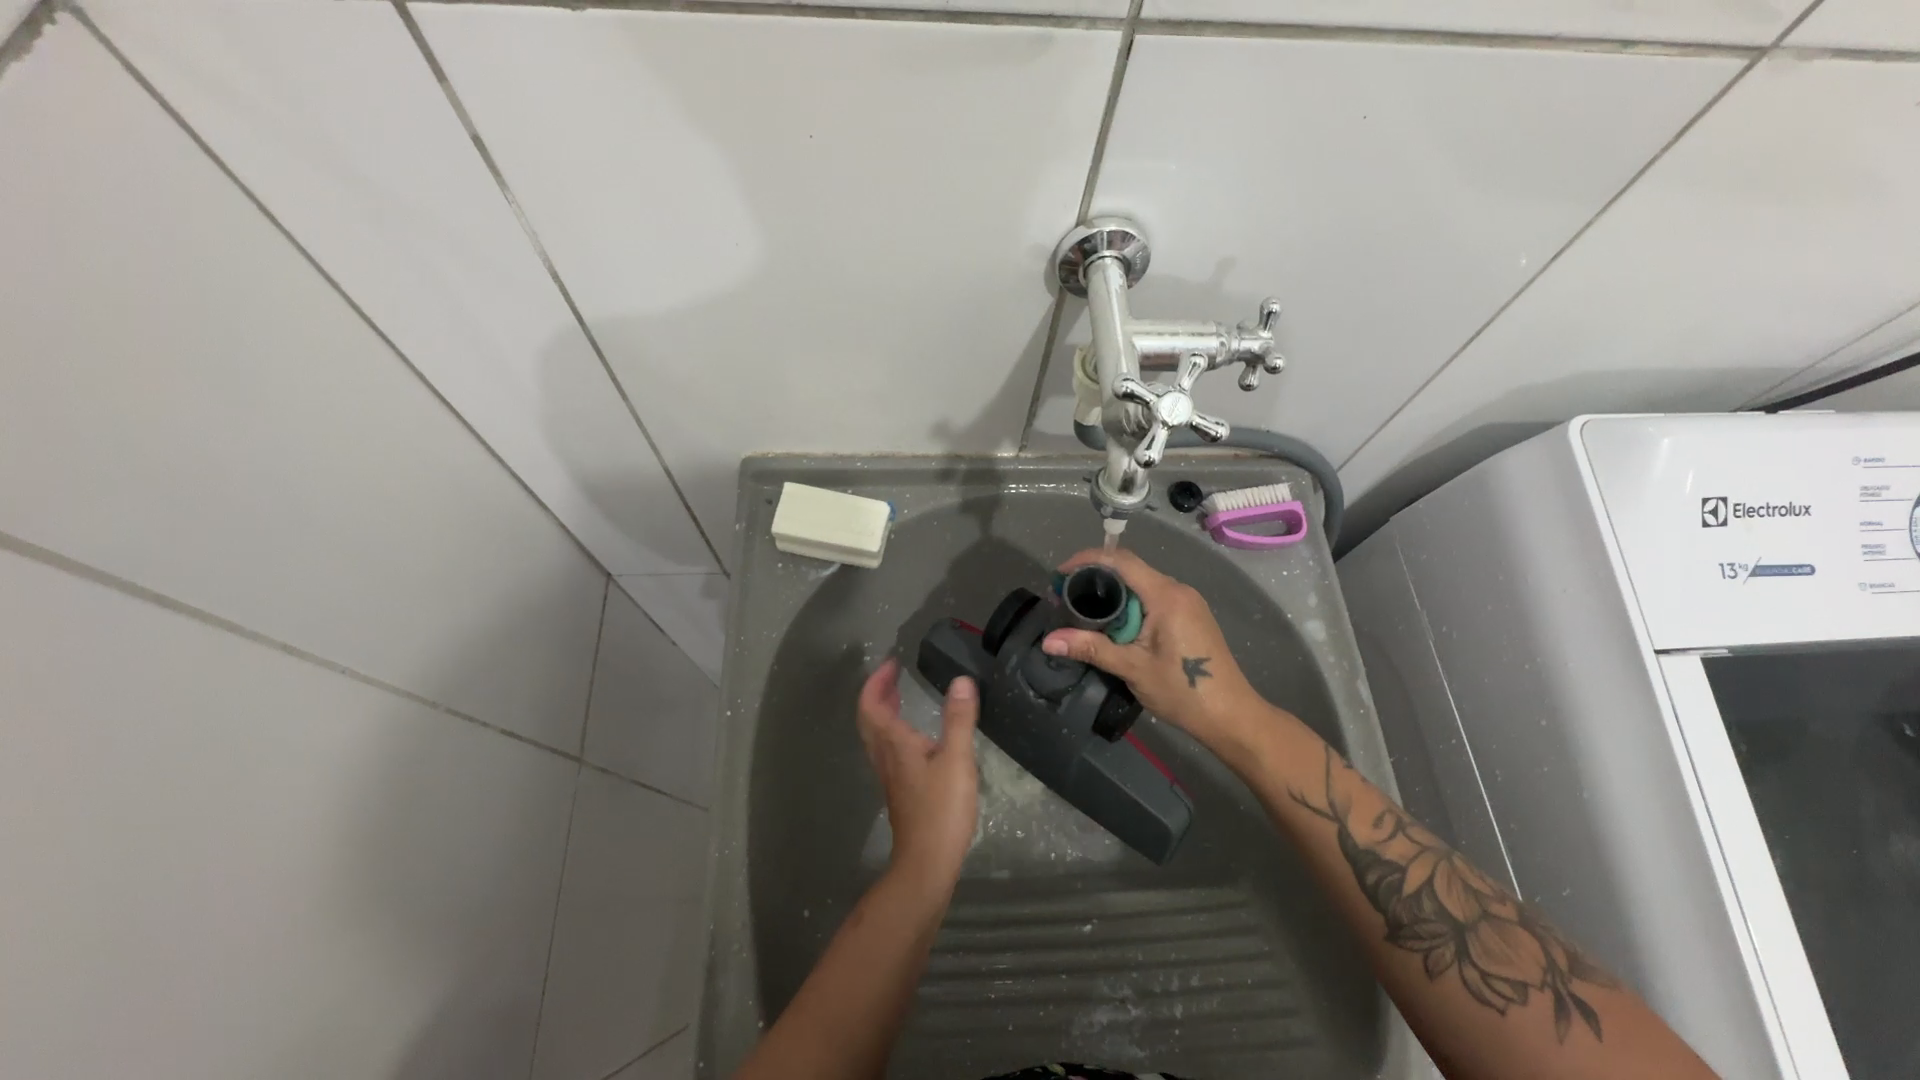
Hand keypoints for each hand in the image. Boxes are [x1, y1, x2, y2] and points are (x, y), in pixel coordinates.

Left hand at [855, 659, 979, 887]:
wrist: (927, 861)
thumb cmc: (941, 810)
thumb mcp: (957, 760)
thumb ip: (959, 719)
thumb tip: (961, 680)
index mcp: (894, 744)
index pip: (872, 705)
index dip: (877, 681)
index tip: (891, 663)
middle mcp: (885, 757)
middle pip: (870, 719)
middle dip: (878, 693)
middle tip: (894, 674)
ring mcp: (890, 776)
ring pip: (877, 736)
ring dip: (884, 712)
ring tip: (901, 697)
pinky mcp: (900, 790)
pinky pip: (888, 750)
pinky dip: (895, 731)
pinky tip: (916, 737)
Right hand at [1041, 549, 1266, 750]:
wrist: (1229, 715)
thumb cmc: (1183, 690)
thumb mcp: (1132, 668)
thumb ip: (1090, 648)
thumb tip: (1047, 641)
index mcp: (1165, 595)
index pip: (1121, 560)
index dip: (1086, 560)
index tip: (1060, 575)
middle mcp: (1178, 590)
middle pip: (1129, 570)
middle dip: (1094, 579)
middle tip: (1064, 599)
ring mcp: (1187, 602)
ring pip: (1140, 586)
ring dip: (1111, 595)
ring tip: (1082, 614)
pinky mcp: (1189, 616)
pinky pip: (1152, 599)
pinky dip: (1128, 606)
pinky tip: (1112, 626)